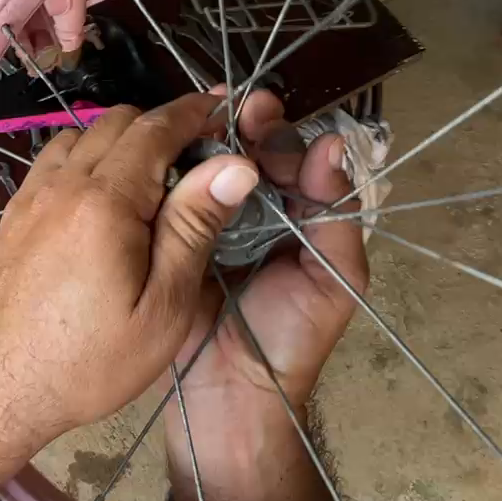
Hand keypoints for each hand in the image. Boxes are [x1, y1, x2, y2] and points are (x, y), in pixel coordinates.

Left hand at [0, 93, 261, 457]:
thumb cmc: (88, 364)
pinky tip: (96, 199)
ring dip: (117, 141)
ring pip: (79, 137)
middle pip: (115, 122)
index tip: (223, 109)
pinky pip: (50, 164)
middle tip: (194, 160)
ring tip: (147, 182)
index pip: (155, 129)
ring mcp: (28, 200)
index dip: (194, 113)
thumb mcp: (162, 308)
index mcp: (104, 202)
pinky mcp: (11, 219)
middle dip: (160, 126)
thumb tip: (234, 164)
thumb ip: (194, 228)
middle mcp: (60, 186)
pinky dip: (82, 159)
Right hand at [177, 95, 368, 418]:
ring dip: (205, 145)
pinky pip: (172, 203)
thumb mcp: (334, 277)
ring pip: (208, 174)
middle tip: (236, 108)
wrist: (230, 392)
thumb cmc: (290, 339)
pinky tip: (165, 155)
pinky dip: (170, 177)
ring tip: (199, 119)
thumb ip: (336, 214)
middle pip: (246, 158)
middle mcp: (249, 216)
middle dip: (243, 128)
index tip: (266, 115)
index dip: (280, 135)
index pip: (289, 162)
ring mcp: (205, 227)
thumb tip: (329, 144)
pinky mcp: (169, 244)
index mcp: (294, 219)